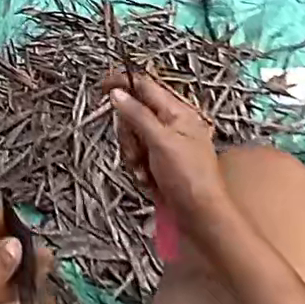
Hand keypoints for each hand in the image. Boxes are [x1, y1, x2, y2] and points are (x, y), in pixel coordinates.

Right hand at [105, 72, 230, 228]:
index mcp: (177, 112)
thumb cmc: (190, 179)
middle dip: (129, 132)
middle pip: (134, 113)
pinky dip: (137, 166)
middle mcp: (172, 124)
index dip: (123, 84)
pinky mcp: (160, 162)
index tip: (103, 87)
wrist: (201, 218)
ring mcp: (165, 144)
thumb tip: (118, 93)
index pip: (144, 86)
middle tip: (136, 148)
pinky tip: (147, 178)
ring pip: (132, 135)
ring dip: (132, 153)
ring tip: (144, 168)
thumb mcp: (160, 141)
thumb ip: (137, 114)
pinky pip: (136, 154)